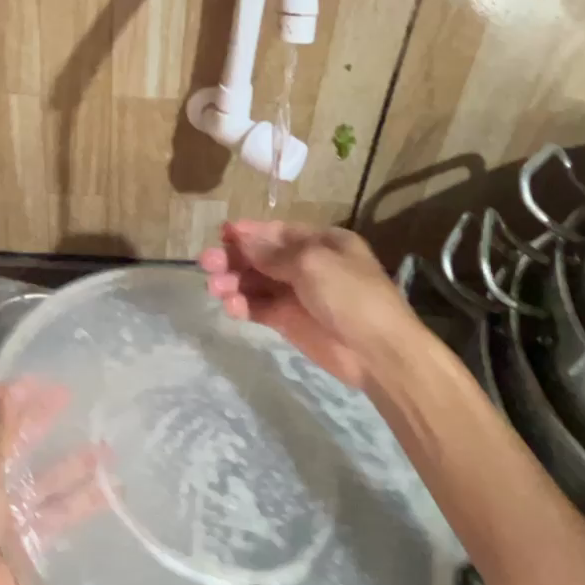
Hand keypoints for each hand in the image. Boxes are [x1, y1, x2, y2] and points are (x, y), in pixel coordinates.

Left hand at [0, 380, 102, 584]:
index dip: (9, 401)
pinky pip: (56, 514)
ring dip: (70, 464)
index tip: (39, 380)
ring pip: (41, 482)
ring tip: (106, 446)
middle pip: (14, 447)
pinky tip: (109, 487)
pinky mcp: (27, 541)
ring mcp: (3, 515)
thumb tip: (1, 387)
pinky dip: (81, 501)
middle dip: (40, 424)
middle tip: (71, 397)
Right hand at [198, 221, 410, 389]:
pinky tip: (231, 306)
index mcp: (323, 242)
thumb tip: (241, 237)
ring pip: (257, 283)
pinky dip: (244, 305)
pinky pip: (261, 308)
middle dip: (235, 258)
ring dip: (234, 282)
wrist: (378, 352)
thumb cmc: (350, 295)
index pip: (279, 232)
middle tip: (206, 262)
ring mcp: (299, 295)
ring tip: (215, 288)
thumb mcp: (312, 263)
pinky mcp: (291, 322)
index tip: (222, 234)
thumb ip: (273, 252)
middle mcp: (309, 265)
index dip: (250, 232)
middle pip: (263, 257)